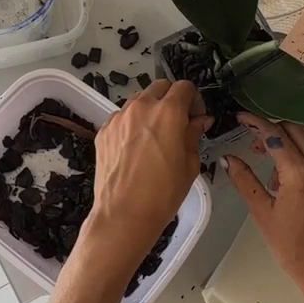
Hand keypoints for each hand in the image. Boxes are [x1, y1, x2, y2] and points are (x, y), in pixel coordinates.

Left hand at [82, 80, 210, 278]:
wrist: (123, 215)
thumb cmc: (162, 194)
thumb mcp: (189, 164)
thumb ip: (194, 134)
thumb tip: (199, 121)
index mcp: (168, 112)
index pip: (184, 87)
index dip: (194, 99)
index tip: (196, 116)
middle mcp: (141, 107)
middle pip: (160, 86)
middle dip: (172, 98)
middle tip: (179, 121)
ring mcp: (119, 118)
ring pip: (139, 100)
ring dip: (151, 109)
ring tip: (156, 135)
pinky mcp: (104, 131)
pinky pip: (122, 117)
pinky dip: (132, 123)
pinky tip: (136, 147)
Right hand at [224, 113, 303, 302]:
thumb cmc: (291, 246)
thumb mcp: (262, 213)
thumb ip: (245, 180)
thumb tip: (228, 158)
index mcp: (299, 173)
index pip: (275, 135)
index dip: (256, 122)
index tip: (241, 117)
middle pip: (296, 129)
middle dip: (275, 130)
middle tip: (256, 145)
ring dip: (290, 148)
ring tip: (275, 176)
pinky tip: (295, 187)